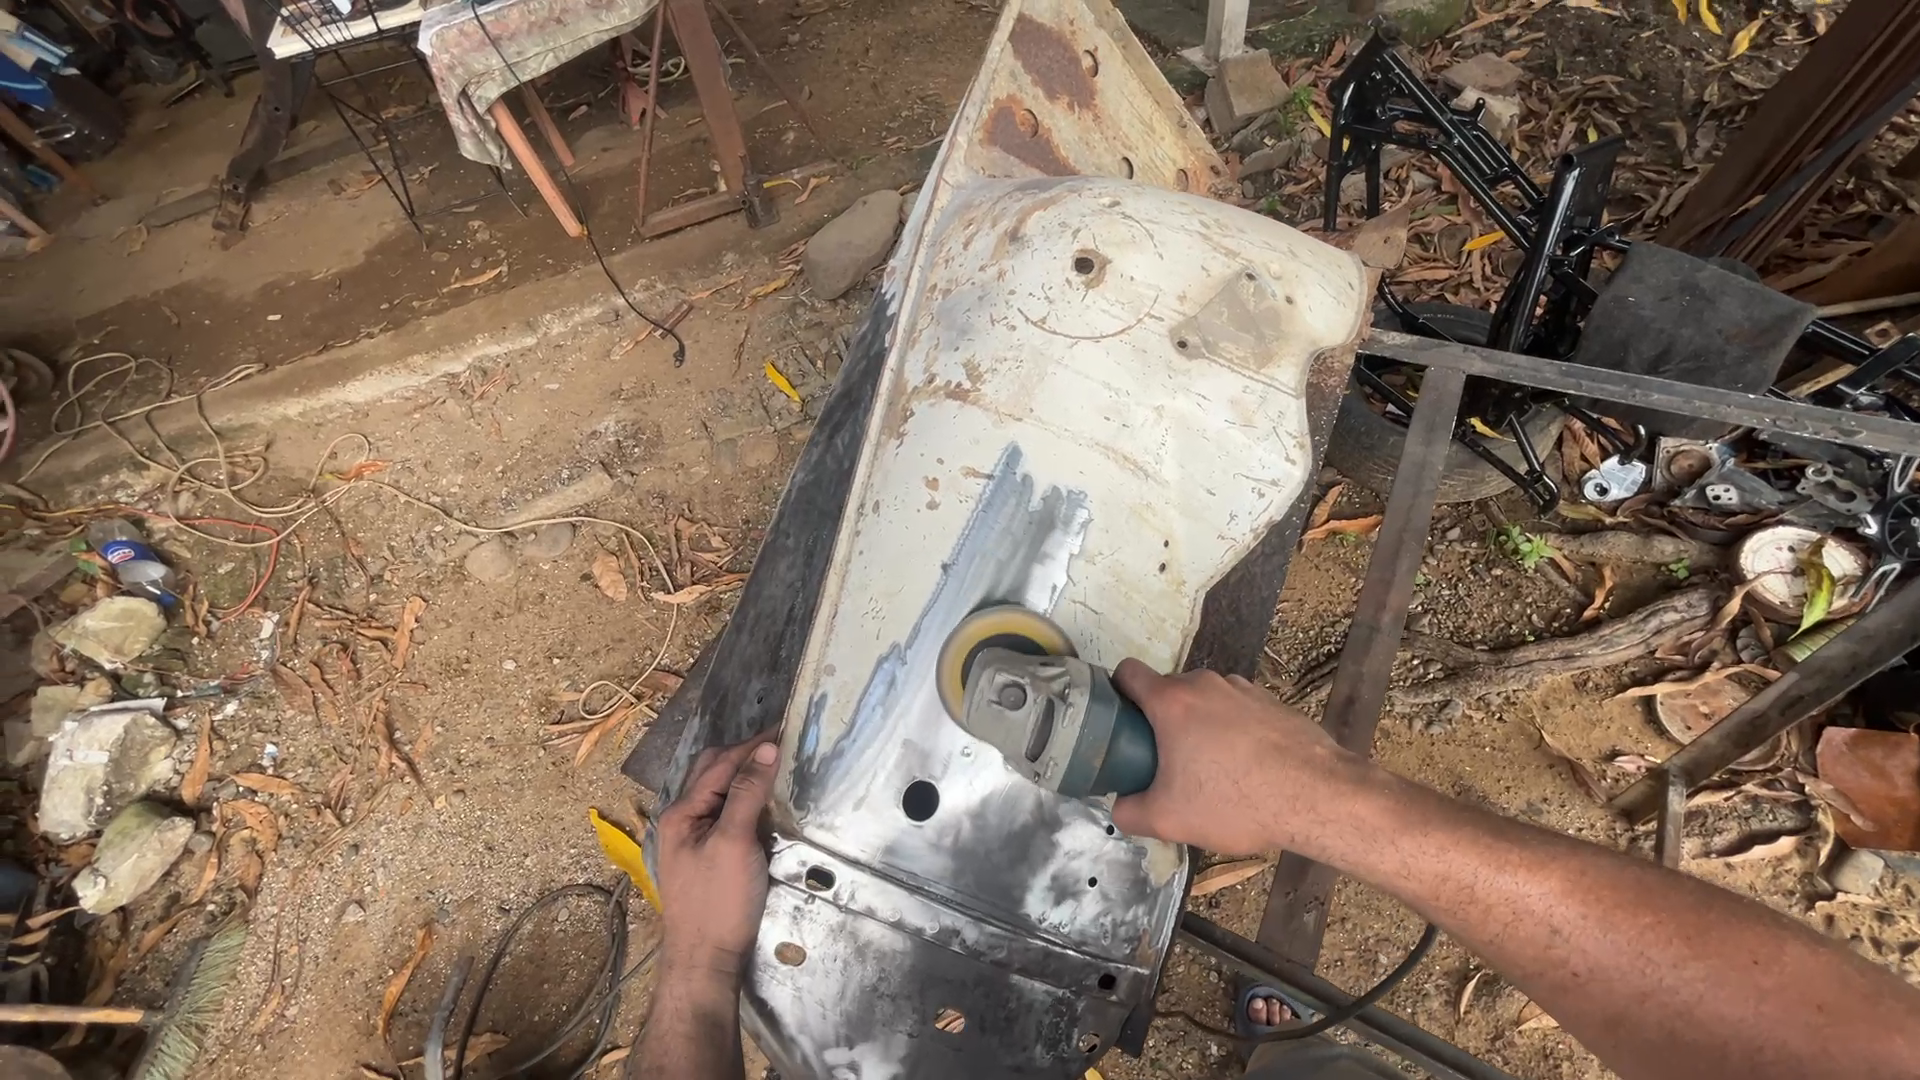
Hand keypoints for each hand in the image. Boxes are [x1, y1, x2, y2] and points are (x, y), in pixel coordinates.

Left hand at [654, 734, 779, 978]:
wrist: (707, 961)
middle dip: (744, 753)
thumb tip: (767, 747)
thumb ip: (749, 792)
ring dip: (744, 773)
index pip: (721, 764)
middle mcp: (682, 819)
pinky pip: (725, 811)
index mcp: (681, 812)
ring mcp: (694, 838)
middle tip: (781, 744)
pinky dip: (745, 796)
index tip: (786, 729)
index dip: (753, 745)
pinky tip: (764, 799)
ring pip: (719, 791)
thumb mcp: (735, 841)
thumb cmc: (719, 901)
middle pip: (713, 771)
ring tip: (775, 764)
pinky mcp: (708, 854)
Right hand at [1110, 660, 1368, 855]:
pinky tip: (1248, 767)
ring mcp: (1242, 689)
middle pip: (1167, 690)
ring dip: (1198, 724)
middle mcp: (1204, 683)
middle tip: (1166, 760)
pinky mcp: (1273, 701)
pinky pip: (1238, 709)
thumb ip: (1129, 812)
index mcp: (1171, 701)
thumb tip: (1119, 806)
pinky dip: (1233, 730)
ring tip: (1211, 768)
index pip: (1128, 672)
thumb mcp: (1168, 819)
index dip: (1116, 691)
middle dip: (1161, 719)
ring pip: (1204, 700)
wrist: (1320, 798)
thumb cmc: (1235, 801)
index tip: (1120, 721)